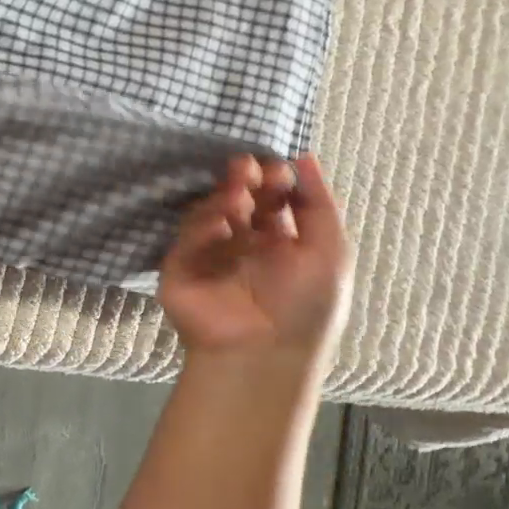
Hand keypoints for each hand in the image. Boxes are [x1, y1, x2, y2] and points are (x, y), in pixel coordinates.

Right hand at [158, 153, 353, 368]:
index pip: (270, 201)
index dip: (274, 182)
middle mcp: (241, 247)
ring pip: (208, 218)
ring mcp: (207, 259)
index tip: (277, 166)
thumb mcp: (330, 251)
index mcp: (278, 243)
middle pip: (236, 205)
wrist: (264, 352)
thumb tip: (303, 157)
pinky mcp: (178, 272)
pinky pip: (185, 244)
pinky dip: (200, 229)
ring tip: (238, 195)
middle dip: (243, 183)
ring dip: (222, 201)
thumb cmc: (306, 306)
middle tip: (245, 166)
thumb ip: (318, 204)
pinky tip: (220, 223)